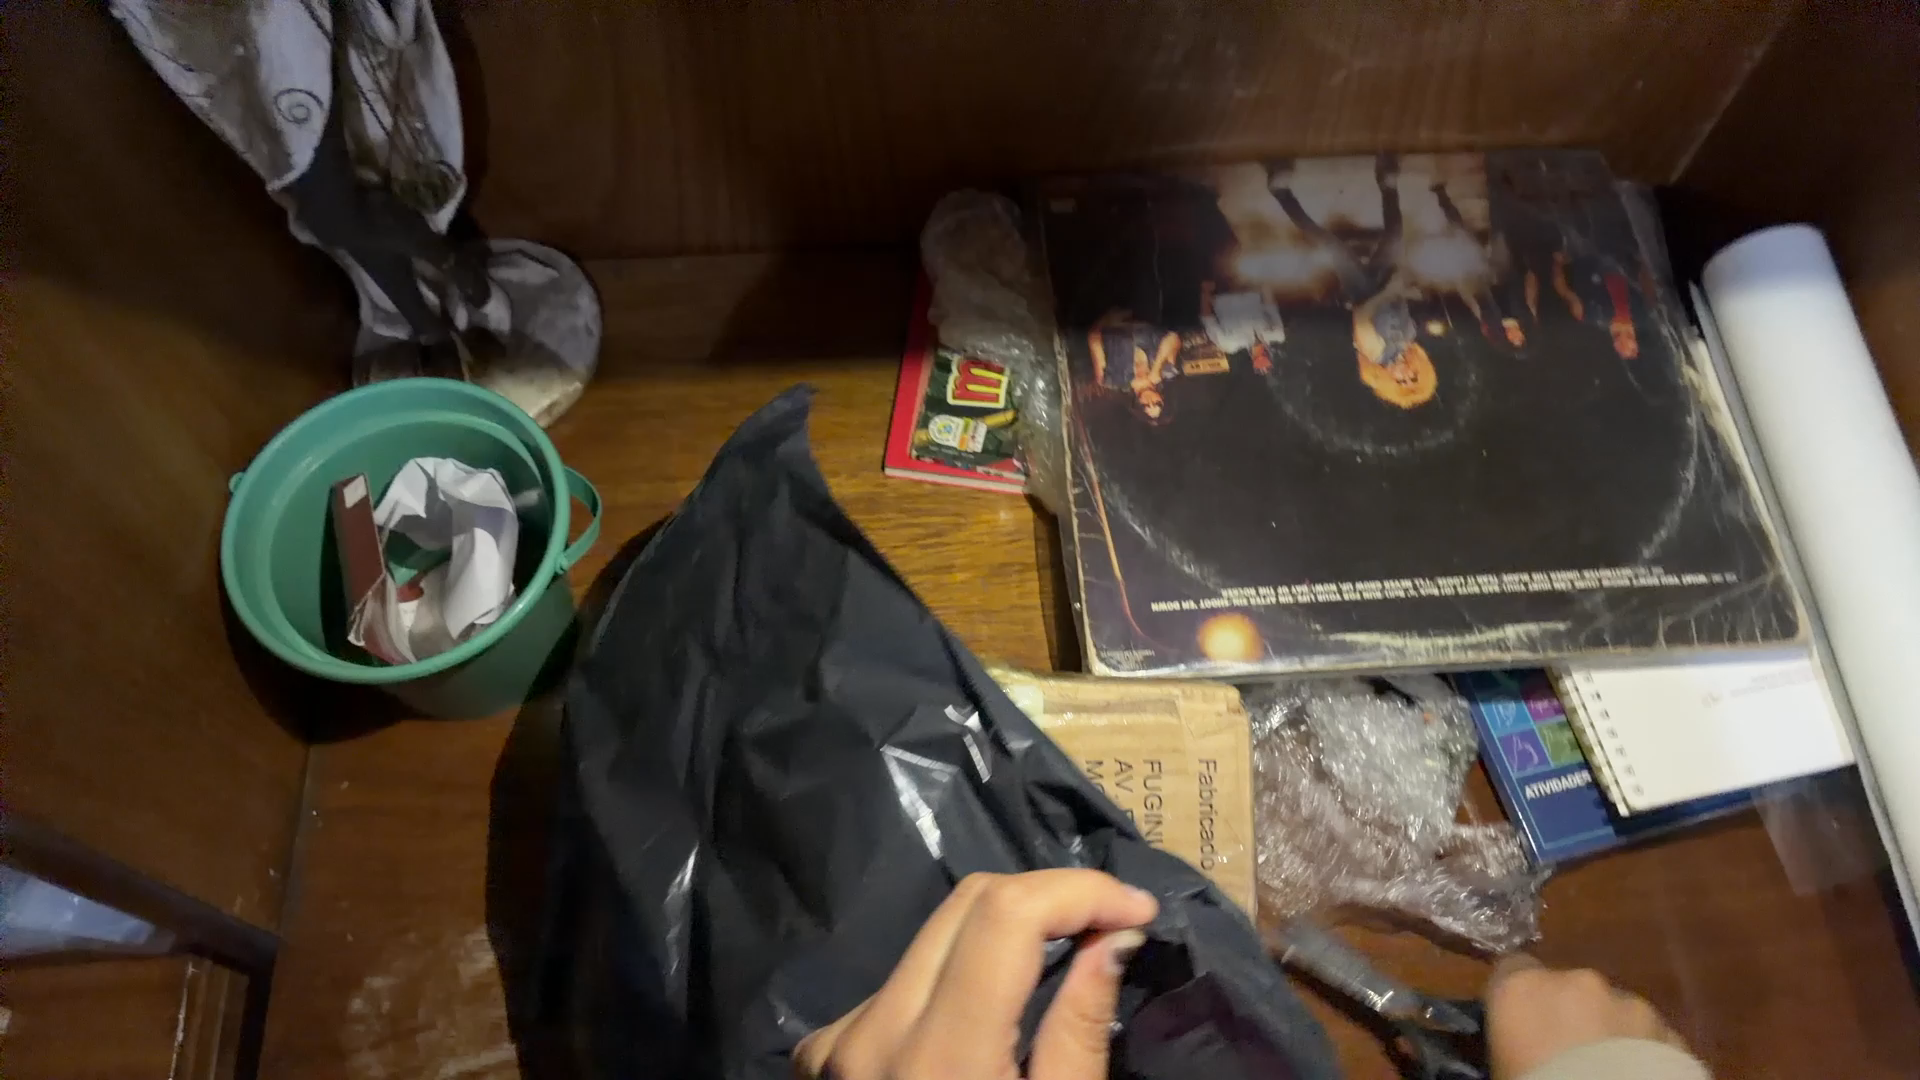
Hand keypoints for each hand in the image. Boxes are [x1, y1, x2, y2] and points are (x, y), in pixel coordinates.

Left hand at [793, 870, 1158, 1079]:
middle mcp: (871, 1032)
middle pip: (969, 903)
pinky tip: (983, 1016)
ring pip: (936, 933)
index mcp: (938, 1063)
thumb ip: (1080, 1032)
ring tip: (1059, 958)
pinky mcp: (821, 1048)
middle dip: (1048, 898)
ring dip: (1004, 932)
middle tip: (1110, 921)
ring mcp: (836, 1039)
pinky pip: (905, 978)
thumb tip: (1115, 936)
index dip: (1078, 892)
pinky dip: (958, 974)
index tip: (1137, 909)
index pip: (1005, 915)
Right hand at [1485, 956, 1690, 1079]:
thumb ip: (1516, 1023)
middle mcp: (1573, 980)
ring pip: (1618, 1008)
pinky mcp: (1672, 1033)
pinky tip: (1641, 1073)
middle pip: (1572, 986)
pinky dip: (1648, 1050)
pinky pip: (1655, 1035)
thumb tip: (1529, 1031)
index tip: (1530, 1019)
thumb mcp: (1505, 1050)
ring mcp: (1628, 1003)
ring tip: (1615, 1064)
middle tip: (1575, 1047)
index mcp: (1521, 982)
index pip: (1516, 967)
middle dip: (1576, 1010)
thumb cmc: (1537, 1079)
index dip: (1527, 994)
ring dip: (1614, 1027)